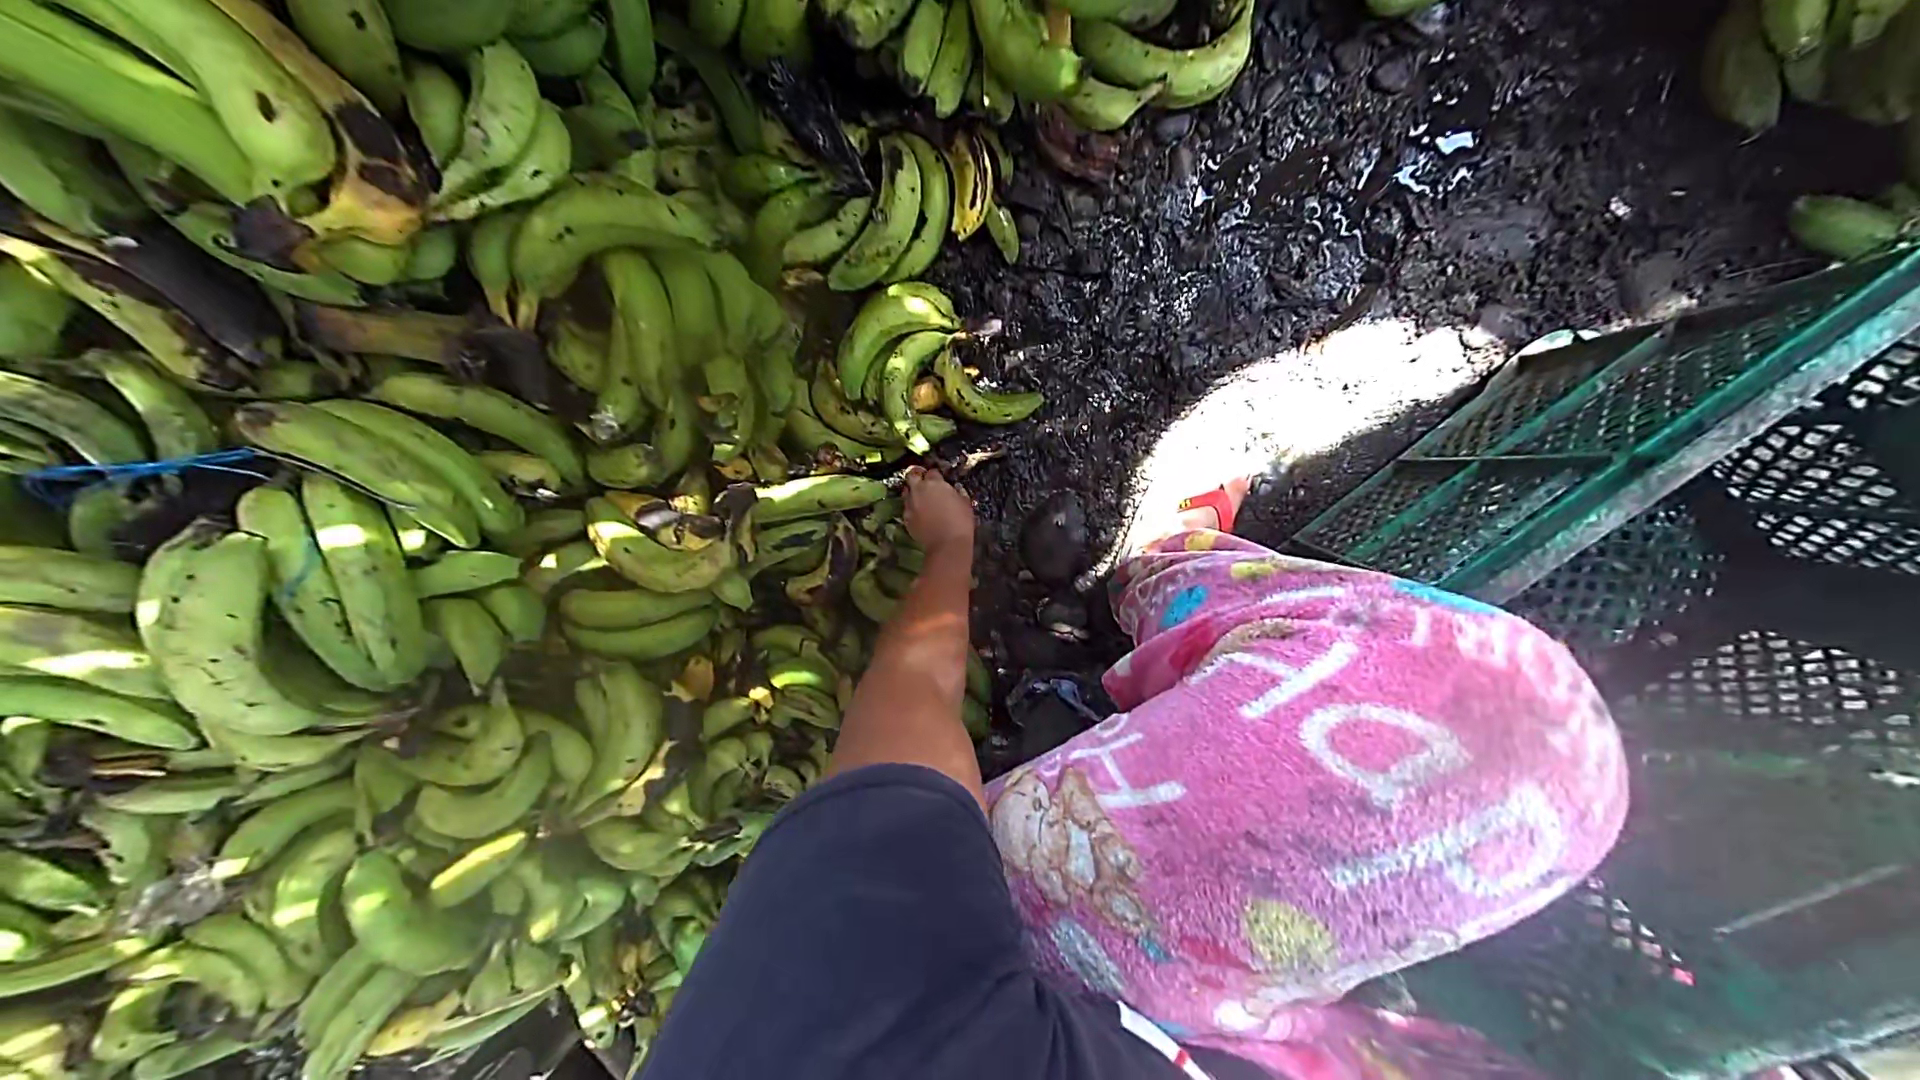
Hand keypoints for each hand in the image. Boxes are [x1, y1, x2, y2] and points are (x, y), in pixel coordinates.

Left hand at [903, 467, 974, 558]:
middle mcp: (919, 490)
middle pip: (912, 475)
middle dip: (917, 477)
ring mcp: (910, 504)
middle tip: (924, 483)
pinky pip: (906, 508)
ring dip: (912, 492)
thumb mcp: (965, 503)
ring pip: (906, 491)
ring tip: (920, 499)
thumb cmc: (961, 522)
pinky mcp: (906, 518)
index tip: (940, 481)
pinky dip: (912, 508)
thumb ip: (957, 492)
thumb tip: (954, 489)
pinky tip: (919, 514)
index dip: (936, 476)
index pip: (932, 472)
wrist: (947, 544)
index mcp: (935, 483)